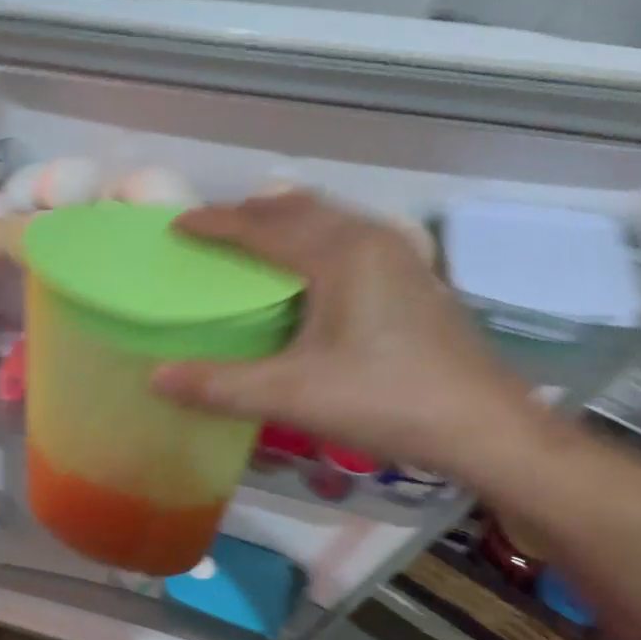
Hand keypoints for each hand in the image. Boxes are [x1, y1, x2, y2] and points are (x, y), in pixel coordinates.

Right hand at [150, 190, 548, 479]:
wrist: (486, 429)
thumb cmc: (386, 400)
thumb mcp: (291, 395)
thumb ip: (218, 385)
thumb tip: (154, 377)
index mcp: (341, 254)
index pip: (263, 226)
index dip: (216, 223)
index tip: (177, 225)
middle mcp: (373, 242)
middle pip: (301, 210)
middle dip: (251, 214)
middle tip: (211, 229)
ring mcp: (402, 259)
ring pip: (333, 220)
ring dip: (288, 222)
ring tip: (255, 237)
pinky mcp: (416, 283)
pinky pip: (353, 239)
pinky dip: (317, 239)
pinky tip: (314, 270)